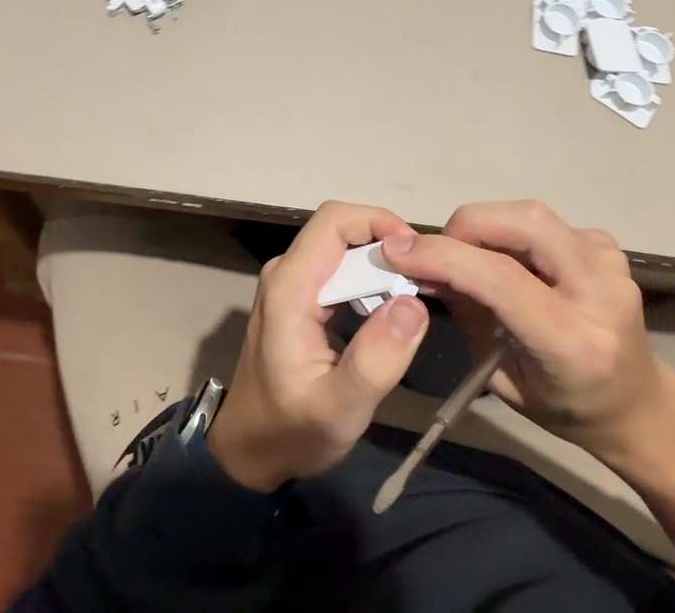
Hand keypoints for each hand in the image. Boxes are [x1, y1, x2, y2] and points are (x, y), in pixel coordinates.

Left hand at [207, 202, 431, 491]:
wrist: (248, 452)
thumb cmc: (291, 432)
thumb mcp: (340, 408)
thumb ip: (376, 359)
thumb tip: (414, 304)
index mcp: (289, 288)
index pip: (333, 221)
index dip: (378, 222)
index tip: (418, 254)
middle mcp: (285, 274)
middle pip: (339, 231)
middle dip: (386, 246)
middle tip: (425, 283)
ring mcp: (289, 286)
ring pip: (340, 250)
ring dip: (380, 265)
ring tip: (415, 297)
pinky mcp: (297, 301)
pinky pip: (337, 272)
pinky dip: (368, 281)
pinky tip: (390, 313)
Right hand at [382, 200, 662, 450]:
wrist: (635, 404)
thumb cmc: (563, 405)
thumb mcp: (501, 377)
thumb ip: (468, 317)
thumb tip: (424, 268)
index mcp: (573, 341)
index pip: (501, 278)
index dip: (443, 256)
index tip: (397, 252)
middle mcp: (600, 292)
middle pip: (526, 221)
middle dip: (467, 225)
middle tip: (436, 250)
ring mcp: (609, 262)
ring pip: (531, 214)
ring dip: (486, 228)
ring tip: (467, 260)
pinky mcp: (606, 247)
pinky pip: (543, 224)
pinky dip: (510, 235)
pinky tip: (506, 263)